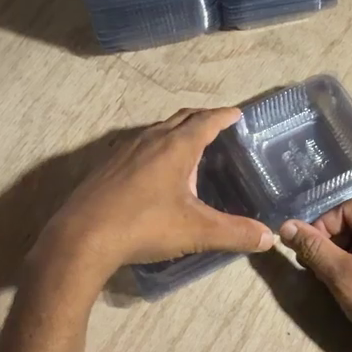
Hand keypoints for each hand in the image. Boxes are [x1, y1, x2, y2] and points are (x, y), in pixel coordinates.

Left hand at [30, 108, 273, 292]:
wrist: (82, 237)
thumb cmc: (143, 225)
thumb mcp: (195, 231)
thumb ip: (234, 233)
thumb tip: (269, 237)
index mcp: (176, 147)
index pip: (206, 121)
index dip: (224, 116)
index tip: (237, 113)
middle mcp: (151, 139)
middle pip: (181, 118)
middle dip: (202, 118)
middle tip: (218, 124)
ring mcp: (125, 150)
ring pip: (158, 130)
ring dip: (177, 131)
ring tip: (189, 144)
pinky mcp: (107, 165)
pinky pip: (139, 145)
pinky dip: (156, 146)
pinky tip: (153, 168)